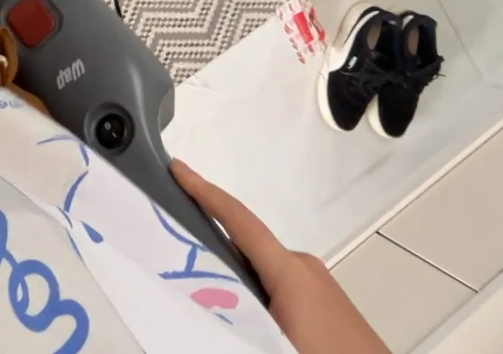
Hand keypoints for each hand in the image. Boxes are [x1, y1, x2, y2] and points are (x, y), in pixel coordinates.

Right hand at [172, 160, 389, 353]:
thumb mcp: (271, 346)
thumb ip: (234, 320)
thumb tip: (200, 309)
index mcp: (290, 274)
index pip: (238, 220)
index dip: (204, 191)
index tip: (176, 167)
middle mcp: (304, 270)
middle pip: (246, 247)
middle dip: (210, 247)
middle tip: (173, 256)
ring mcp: (320, 289)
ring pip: (262, 273)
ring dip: (234, 281)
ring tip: (207, 303)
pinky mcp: (328, 309)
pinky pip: (279, 290)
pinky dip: (256, 296)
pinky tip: (247, 322)